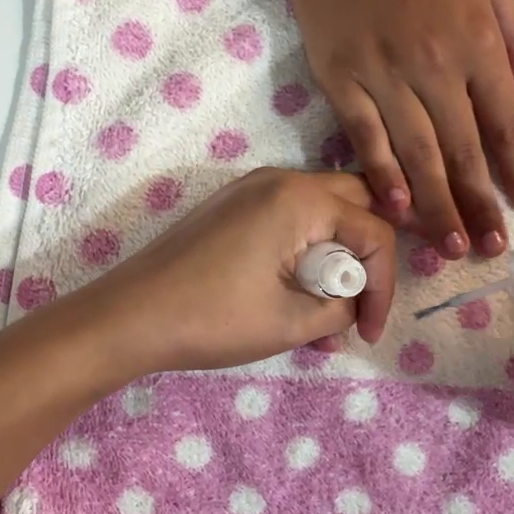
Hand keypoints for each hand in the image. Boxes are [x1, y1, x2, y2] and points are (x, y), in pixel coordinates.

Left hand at [76, 169, 397, 372]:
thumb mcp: (293, 322)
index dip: (384, 287)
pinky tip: (294, 299)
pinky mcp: (233, 207)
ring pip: (321, 214)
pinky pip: (288, 221)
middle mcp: (280, 180)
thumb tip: (353, 303)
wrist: (129, 317)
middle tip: (359, 304)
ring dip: (334, 260)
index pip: (374, 232)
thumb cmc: (215, 318)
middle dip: (365, 258)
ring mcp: (252, 189)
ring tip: (326, 316)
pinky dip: (304, 255)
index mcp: (301, 199)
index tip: (370, 334)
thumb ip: (342, 307)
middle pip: (354, 205)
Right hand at [284, 0, 513, 259]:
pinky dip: (382, 175)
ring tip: (449, 247)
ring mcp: (383, 76)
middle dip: (480, 206)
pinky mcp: (340, 78)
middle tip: (491, 251)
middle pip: (462, 152)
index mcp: (475, 42)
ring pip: (416, 155)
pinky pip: (365, 138)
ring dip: (436, 206)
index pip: (504, 121)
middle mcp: (435, 68)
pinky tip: (396, 208)